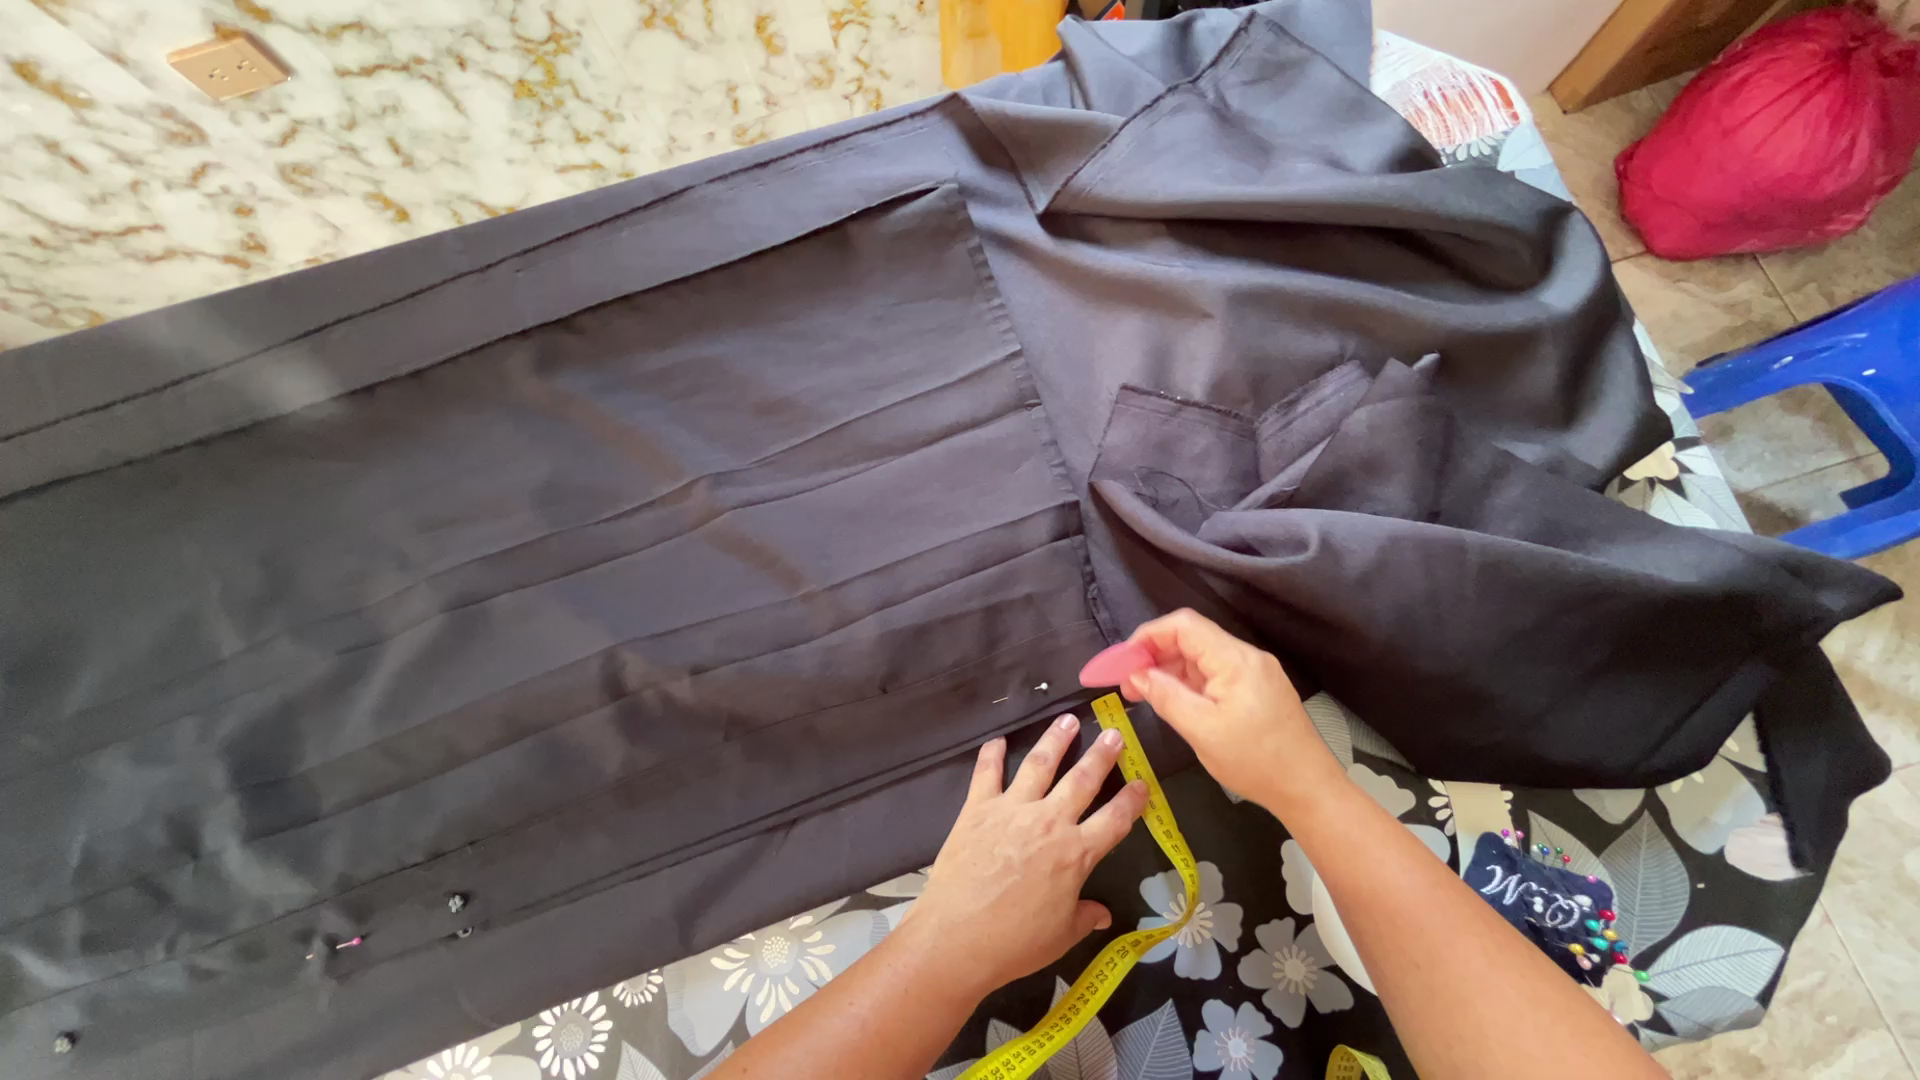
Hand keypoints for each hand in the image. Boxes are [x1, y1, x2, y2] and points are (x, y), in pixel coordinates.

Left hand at [900, 715, 1147, 1000]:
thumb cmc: (1015, 942)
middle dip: (1101, 754)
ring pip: (1039, 764)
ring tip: (1067, 720)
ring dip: (1055, 739)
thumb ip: (1084, 917)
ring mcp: (1012, 809)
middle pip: (1082, 780)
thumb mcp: (1061, 936)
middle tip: (1113, 732)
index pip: (1115, 820)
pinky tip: (997, 741)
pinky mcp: (978, 808)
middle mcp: (1048, 822)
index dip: (1132, 800)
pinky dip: (992, 754)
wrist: (957, 936)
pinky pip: (987, 773)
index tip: (1142, 782)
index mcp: (1076, 854)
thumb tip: (1103, 914)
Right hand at [1117, 609, 1344, 813]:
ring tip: (1145, 694)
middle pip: (1192, 637)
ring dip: (1170, 669)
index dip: (1148, 636)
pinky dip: (1189, 681)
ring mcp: (1254, 672)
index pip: (1184, 625)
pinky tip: (1173, 700)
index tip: (1123, 662)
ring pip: (1201, 656)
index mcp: (1235, 660)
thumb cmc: (1255, 762)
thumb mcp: (1201, 730)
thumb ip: (1165, 696)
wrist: (1309, 789)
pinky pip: (1214, 673)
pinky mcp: (1257, 688)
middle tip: (1129, 682)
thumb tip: (1136, 674)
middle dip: (1155, 654)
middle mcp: (1246, 657)